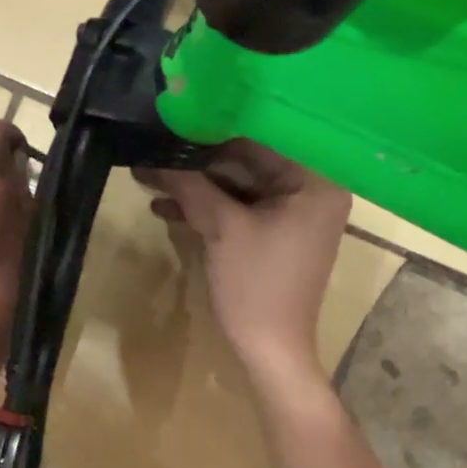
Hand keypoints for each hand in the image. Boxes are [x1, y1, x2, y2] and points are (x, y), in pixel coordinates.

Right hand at [140, 142, 350, 382]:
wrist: (271, 351)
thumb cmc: (256, 287)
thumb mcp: (222, 229)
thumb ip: (191, 185)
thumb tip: (152, 155)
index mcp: (315, 179)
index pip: (262, 135)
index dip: (214, 126)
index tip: (175, 116)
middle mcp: (313, 188)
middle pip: (251, 159)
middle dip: (201, 158)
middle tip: (158, 144)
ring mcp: (295, 214)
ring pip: (241, 185)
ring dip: (199, 184)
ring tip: (151, 174)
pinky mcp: (277, 235)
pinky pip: (242, 209)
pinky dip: (210, 208)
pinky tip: (167, 204)